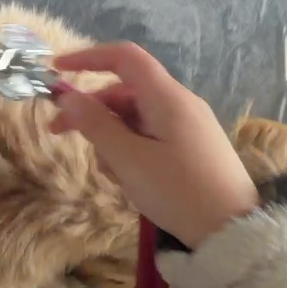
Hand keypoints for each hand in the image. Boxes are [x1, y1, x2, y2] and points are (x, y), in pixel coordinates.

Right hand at [49, 42, 259, 247]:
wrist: (231, 229)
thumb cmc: (177, 191)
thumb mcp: (128, 160)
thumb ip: (95, 125)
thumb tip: (67, 97)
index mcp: (167, 99)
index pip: (124, 58)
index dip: (87, 58)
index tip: (55, 70)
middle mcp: (177, 104)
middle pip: (123, 92)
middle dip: (90, 111)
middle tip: (56, 133)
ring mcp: (184, 125)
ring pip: (131, 117)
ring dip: (109, 138)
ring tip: (110, 173)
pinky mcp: (186, 146)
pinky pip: (146, 135)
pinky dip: (127, 150)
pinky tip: (127, 177)